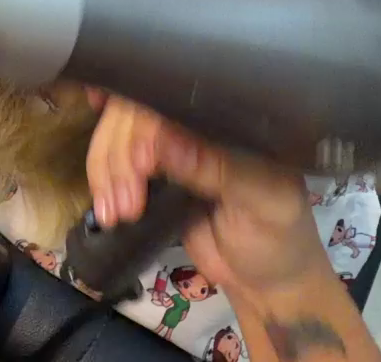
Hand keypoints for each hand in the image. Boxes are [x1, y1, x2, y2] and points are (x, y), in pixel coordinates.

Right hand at [85, 95, 327, 291]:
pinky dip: (102, 179)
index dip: (146, 122)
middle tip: (125, 203)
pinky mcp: (150, 168)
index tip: (139, 162)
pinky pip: (114, 159)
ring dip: (106, 171)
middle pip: (135, 113)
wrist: (264, 282)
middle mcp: (191, 119)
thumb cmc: (278, 236)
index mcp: (224, 114)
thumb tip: (166, 144)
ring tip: (114, 213)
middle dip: (120, 156)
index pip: (172, 96)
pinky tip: (104, 205)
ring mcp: (168, 142)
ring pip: (116, 134)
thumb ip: (217, 169)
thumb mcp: (262, 200)